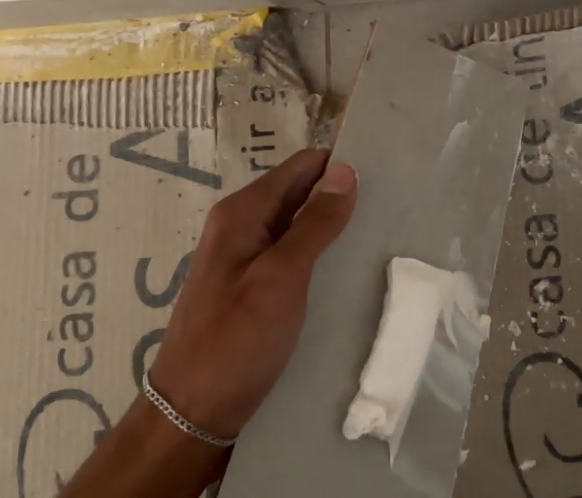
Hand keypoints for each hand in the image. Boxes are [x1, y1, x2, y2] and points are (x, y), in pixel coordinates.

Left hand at [62, 147, 356, 497]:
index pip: (302, 165)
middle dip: (340, 194)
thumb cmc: (235, 342)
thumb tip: (346, 170)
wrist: (191, 416)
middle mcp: (241, 225)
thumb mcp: (281, 278)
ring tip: (379, 233)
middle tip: (389, 206)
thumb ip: (314, 223)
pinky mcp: (253, 285)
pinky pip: (293, 252)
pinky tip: (348, 267)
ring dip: (333, 225)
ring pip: (299, 223)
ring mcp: (245, 256)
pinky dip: (320, 252)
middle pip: (301, 191)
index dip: (339, 165)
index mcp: (242, 212)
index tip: (384, 174)